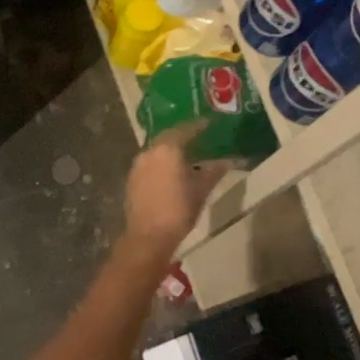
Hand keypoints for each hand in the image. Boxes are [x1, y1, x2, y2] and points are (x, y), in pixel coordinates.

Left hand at [124, 123, 232, 251]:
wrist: (148, 236)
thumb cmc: (179, 210)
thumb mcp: (201, 190)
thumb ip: (213, 171)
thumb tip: (228, 161)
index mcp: (167, 149)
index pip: (185, 130)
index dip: (198, 126)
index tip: (209, 123)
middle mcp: (149, 152)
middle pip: (167, 137)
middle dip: (182, 136)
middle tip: (197, 136)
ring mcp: (137, 165)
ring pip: (156, 151)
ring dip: (170, 150)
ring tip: (186, 154)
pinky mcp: (132, 179)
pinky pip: (149, 163)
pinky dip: (161, 163)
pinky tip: (170, 171)